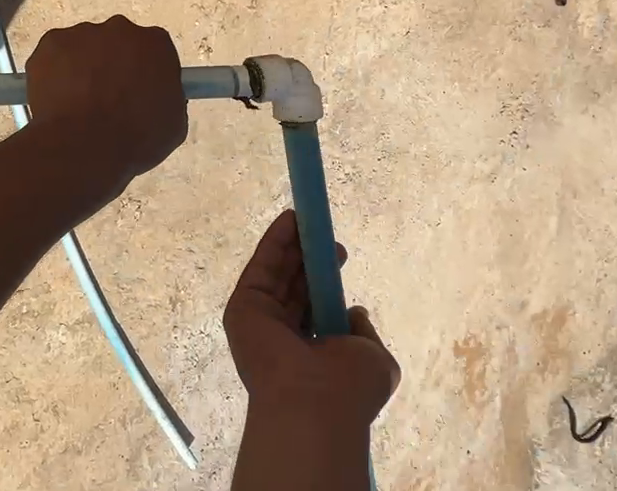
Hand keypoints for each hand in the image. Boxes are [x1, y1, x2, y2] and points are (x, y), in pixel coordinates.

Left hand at [24, 16, 185, 184]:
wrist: (82, 146)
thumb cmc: (134, 139)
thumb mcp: (172, 123)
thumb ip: (167, 96)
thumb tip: (155, 94)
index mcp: (155, 44)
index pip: (152, 51)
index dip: (144, 72)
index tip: (136, 91)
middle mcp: (119, 29)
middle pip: (116, 43)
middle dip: (111, 65)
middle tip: (106, 98)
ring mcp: (81, 34)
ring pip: (83, 48)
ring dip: (82, 69)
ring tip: (77, 104)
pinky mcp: (50, 43)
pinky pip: (54, 56)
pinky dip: (54, 72)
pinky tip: (57, 99)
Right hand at [224, 210, 398, 480]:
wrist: (311, 401)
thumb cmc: (347, 385)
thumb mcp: (373, 358)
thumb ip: (364, 334)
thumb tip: (354, 311)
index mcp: (313, 349)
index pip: (314, 304)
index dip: (325, 277)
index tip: (338, 253)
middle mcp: (284, 332)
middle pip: (294, 283)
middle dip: (307, 255)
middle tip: (320, 231)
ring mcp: (262, 317)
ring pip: (277, 271)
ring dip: (291, 242)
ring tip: (306, 217)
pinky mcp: (243, 304)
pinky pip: (261, 268)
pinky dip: (274, 242)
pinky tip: (289, 221)